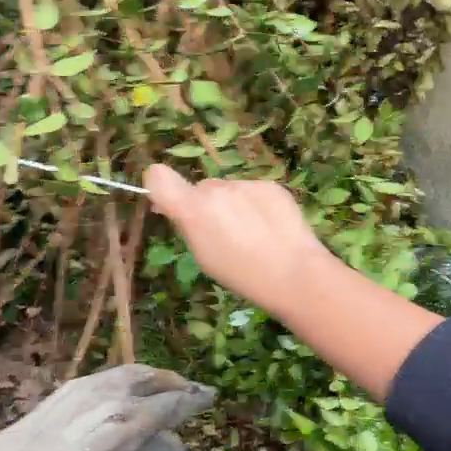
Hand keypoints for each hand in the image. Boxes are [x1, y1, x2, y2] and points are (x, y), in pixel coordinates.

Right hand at [143, 165, 334, 315]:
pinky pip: (254, 191)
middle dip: (206, 204)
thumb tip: (173, 207)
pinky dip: (257, 204)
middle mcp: (216, 189)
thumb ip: (187, 224)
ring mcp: (245, 184)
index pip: (158, 176)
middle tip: (224, 233)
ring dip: (234, 204)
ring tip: (254, 234)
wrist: (293, 271)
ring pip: (230, 190)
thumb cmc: (241, 274)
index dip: (159, 186)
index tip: (170, 202)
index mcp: (193, 209)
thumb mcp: (202, 255)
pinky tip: (272, 227)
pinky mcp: (270, 184)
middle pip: (202, 189)